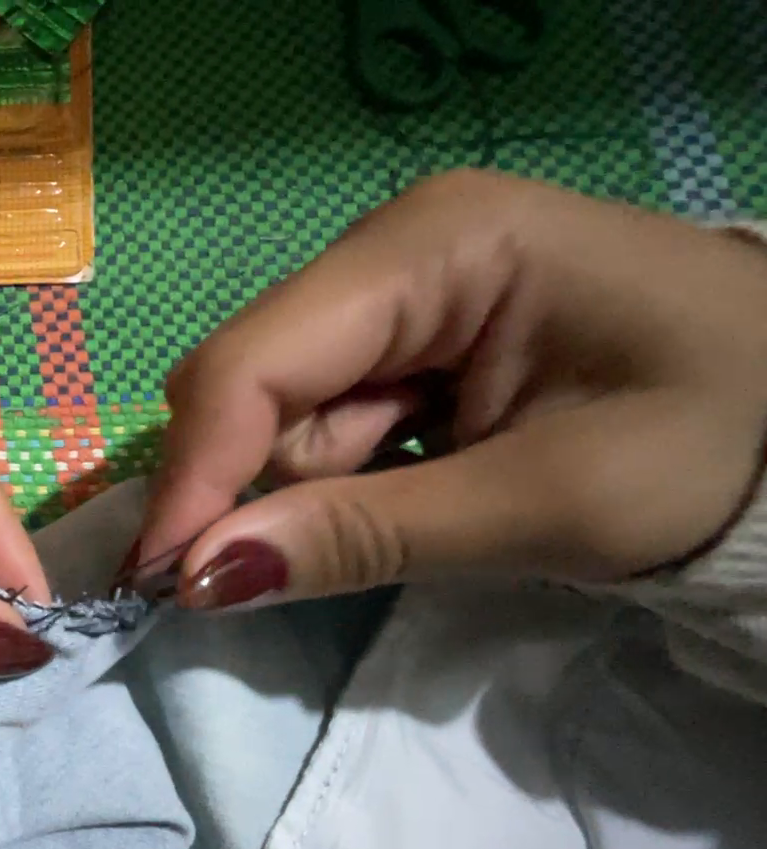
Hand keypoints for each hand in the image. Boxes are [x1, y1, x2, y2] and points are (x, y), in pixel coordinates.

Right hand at [129, 170, 766, 609]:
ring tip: (425, 490)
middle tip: (334, 542)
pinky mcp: (380, 328)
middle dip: (266, 478)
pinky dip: (328, 469)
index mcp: (432, 247)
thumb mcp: (547, 507)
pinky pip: (300, 416)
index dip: (196, 472)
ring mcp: (376, 287)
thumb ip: (361, 536)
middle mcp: (380, 250)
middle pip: (245, 386)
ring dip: (309, 480)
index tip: (160, 573)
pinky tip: (407, 470)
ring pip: (264, 411)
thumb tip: (197, 579)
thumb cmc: (724, 442)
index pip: (253, 365)